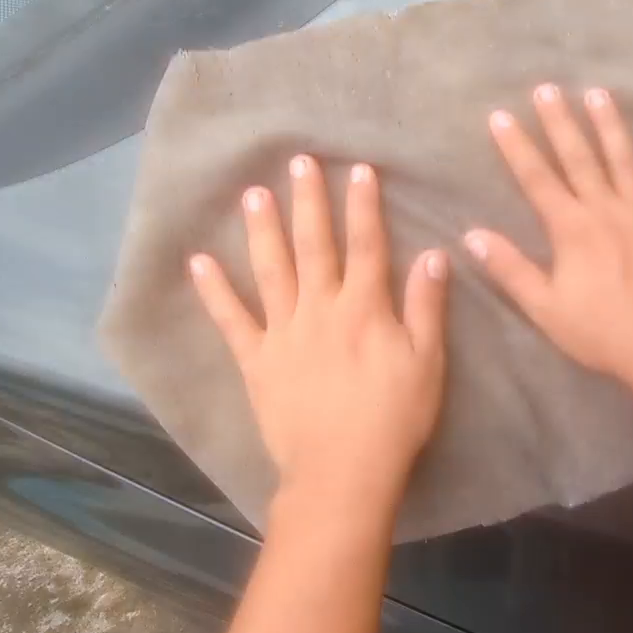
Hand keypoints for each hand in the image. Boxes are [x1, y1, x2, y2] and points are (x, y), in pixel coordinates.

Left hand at [189, 156, 448, 513]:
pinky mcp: (257, 360)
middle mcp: (321, 309)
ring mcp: (283, 332)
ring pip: (272, 270)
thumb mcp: (428, 361)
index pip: (367, 245)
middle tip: (298, 161)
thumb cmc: (395, 416)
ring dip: (263, 229)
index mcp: (365, 308)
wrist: (343, 471)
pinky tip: (199, 261)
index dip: (363, 206)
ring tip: (253, 193)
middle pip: (315, 246)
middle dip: (308, 201)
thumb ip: (427, 306)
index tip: (358, 168)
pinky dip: (214, 290)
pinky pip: (232, 320)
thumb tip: (433, 255)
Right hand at [465, 84, 632, 391]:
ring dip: (610, 125)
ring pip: (624, 159)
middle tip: (546, 88)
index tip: (500, 116)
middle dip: (560, 122)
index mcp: (572, 229)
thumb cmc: (603, 332)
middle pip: (578, 158)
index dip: (516, 147)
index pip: (537, 180)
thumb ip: (510, 269)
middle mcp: (607, 209)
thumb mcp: (546, 308)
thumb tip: (472, 235)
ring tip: (598, 93)